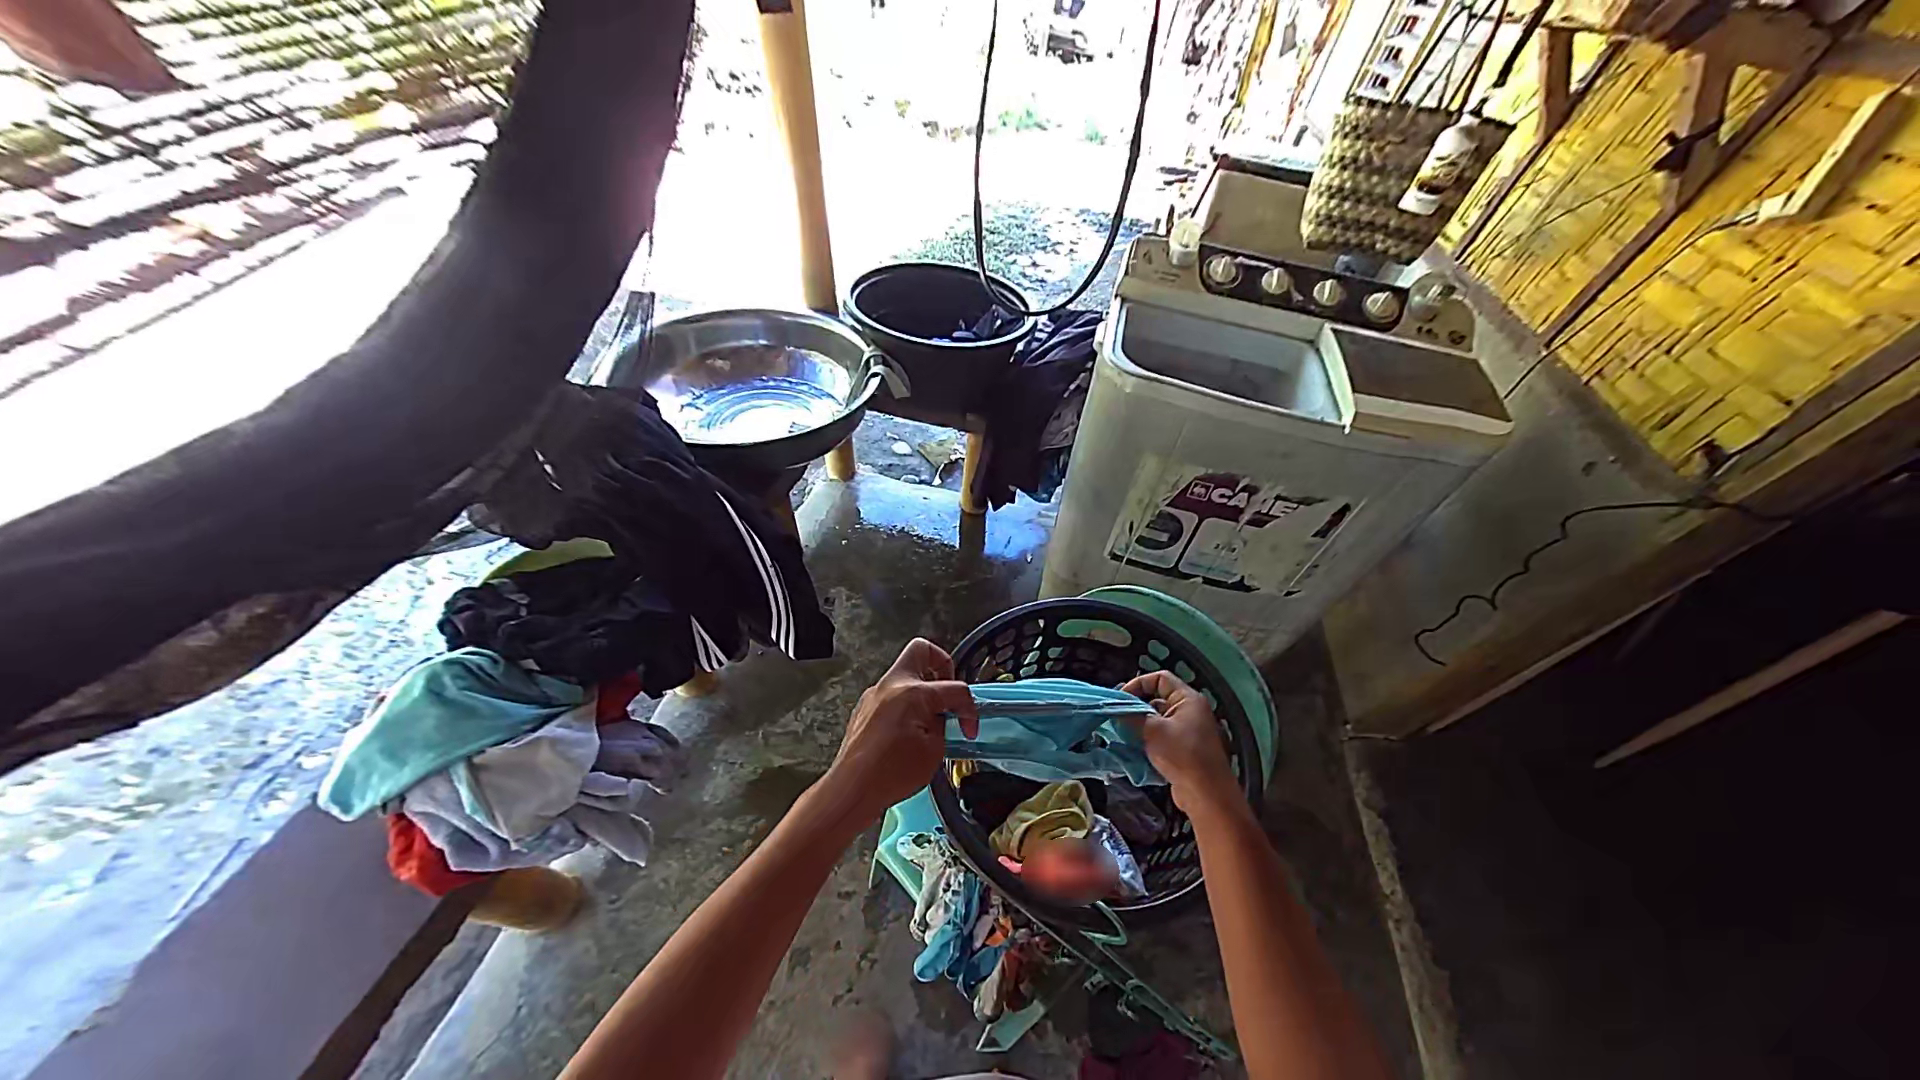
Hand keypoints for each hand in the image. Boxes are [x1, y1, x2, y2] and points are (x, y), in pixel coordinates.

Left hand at [820, 639, 978, 826]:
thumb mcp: (934, 750)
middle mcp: (891, 686)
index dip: (968, 709)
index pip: (954, 689)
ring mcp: (874, 695)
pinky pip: (891, 695)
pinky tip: (911, 730)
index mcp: (913, 692)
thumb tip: (941, 718)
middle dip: (942, 665)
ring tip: (931, 717)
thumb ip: (942, 724)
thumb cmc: (888, 774)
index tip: (968, 725)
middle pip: (922, 651)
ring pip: (905, 674)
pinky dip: (905, 704)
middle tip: (949, 691)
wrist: (853, 789)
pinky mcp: (865, 709)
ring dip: (922, 688)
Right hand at [1120, 671, 1239, 817]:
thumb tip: (1118, 709)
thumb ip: (1132, 716)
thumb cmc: (1182, 755)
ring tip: (1125, 734)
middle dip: (1137, 707)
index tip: (1122, 699)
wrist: (1207, 794)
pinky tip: (1137, 748)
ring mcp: (1191, 731)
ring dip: (1142, 725)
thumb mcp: (1152, 730)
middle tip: (1119, 717)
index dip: (1138, 684)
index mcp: (1188, 699)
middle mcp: (1192, 711)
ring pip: (1160, 719)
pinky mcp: (1188, 749)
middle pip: (1159, 698)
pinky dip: (1150, 739)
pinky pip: (1164, 736)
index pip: (1160, 678)